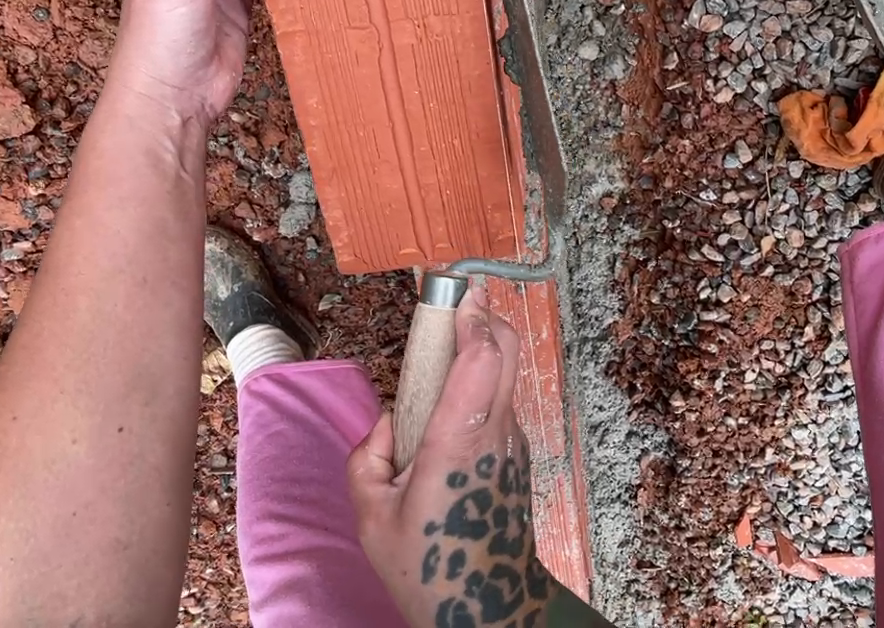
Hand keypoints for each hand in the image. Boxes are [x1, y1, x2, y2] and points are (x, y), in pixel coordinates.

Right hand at [348, 289, 554, 627]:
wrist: (487, 610)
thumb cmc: (426, 565)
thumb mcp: (371, 515)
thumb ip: (367, 455)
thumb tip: (391, 418)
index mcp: (459, 440)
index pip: (481, 359)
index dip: (472, 317)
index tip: (456, 288)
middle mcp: (495, 430)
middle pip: (508, 348)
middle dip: (484, 314)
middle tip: (452, 303)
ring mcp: (513, 439)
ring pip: (507, 370)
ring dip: (482, 345)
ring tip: (444, 349)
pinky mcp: (516, 450)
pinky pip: (500, 397)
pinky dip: (482, 378)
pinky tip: (450, 400)